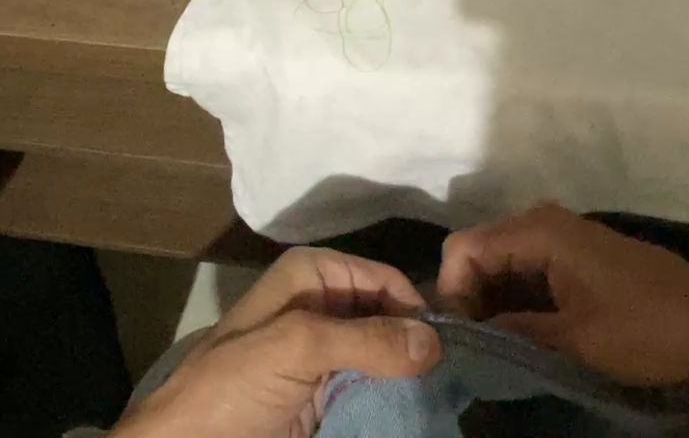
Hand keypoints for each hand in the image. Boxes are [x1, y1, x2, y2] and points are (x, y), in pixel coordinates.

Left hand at [113, 249, 442, 437]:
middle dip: (417, 346)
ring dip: (410, 379)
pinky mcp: (323, 398)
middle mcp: (323, 306)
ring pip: (384, 357)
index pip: (384, 279)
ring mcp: (323, 355)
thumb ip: (364, 339)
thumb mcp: (295, 347)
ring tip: (447, 399)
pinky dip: (393, 403)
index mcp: (313, 274)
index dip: (417, 309)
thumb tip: (435, 341)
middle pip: (388, 317)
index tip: (453, 349)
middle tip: (456, 380)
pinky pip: (371, 391)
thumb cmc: (232, 387)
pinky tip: (416, 414)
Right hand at [436, 204, 688, 386]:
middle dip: (470, 297)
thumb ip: (513, 333)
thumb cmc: (646, 329)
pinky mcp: (579, 255)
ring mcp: (563, 236)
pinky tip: (524, 335)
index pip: (465, 248)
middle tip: (474, 349)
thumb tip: (468, 338)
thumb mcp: (574, 340)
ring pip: (504, 262)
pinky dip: (518, 299)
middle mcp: (544, 221)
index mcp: (539, 229)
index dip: (452, 290)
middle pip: (481, 251)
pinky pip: (530, 269)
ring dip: (493, 302)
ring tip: (496, 348)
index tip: (460, 338)